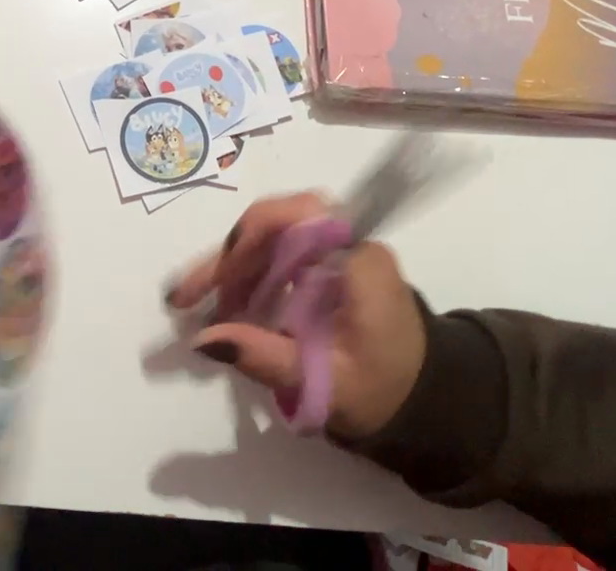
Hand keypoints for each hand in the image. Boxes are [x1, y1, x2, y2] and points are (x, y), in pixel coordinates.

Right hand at [165, 194, 426, 440]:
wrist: (427, 400)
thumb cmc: (384, 391)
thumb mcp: (324, 383)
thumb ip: (265, 357)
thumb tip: (201, 338)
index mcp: (359, 261)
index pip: (300, 215)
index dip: (252, 235)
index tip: (221, 277)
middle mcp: (348, 242)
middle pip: (276, 224)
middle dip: (229, 257)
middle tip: (188, 296)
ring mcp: (335, 250)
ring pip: (271, 236)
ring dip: (232, 266)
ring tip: (203, 306)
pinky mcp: (324, 264)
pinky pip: (277, 252)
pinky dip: (248, 273)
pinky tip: (228, 305)